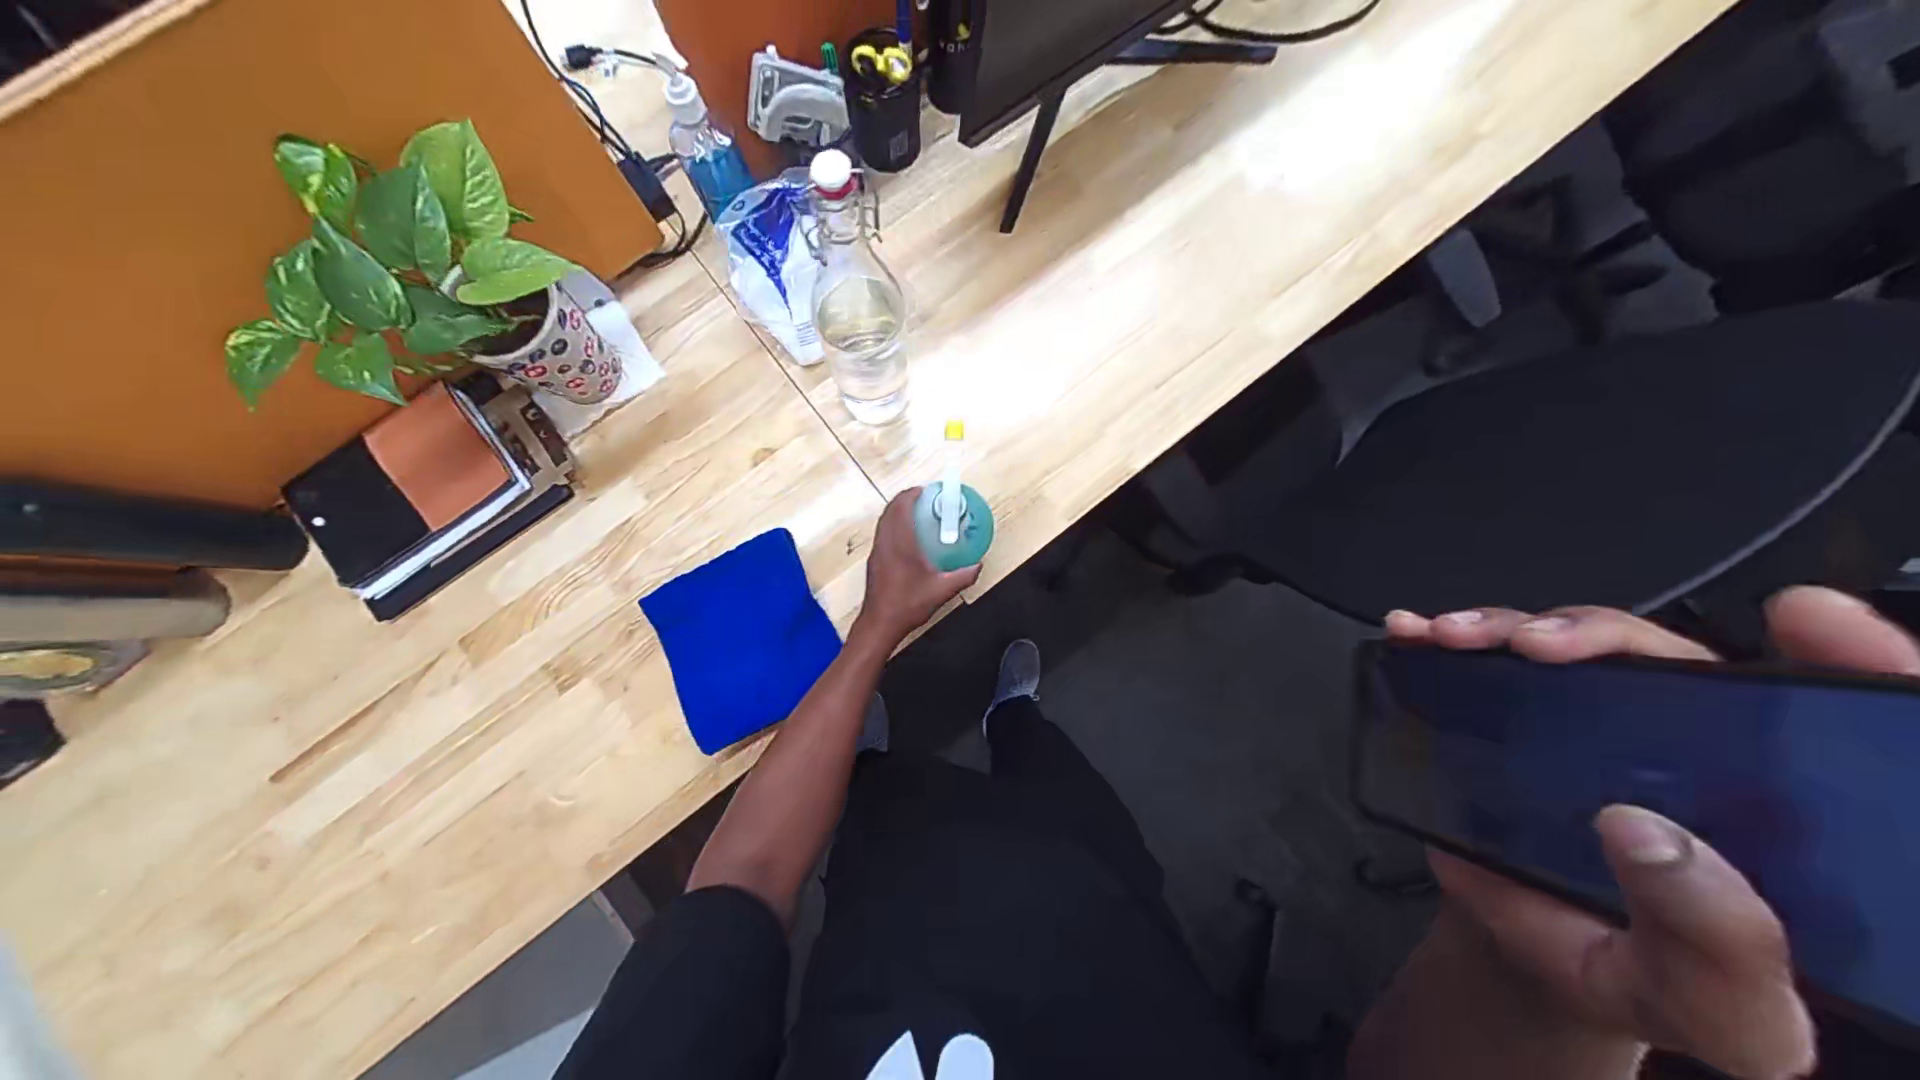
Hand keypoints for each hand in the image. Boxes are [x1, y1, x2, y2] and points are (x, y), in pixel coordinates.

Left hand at [853, 487, 980, 647]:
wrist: (879, 624)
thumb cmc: (908, 605)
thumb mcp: (942, 591)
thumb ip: (963, 576)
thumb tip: (978, 566)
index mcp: (900, 544)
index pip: (901, 508)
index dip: (910, 495)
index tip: (924, 490)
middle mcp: (885, 543)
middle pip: (890, 511)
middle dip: (904, 500)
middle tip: (922, 498)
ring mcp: (877, 552)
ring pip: (883, 522)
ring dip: (896, 512)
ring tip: (915, 513)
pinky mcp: (874, 561)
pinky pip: (882, 533)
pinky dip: (893, 525)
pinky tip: (907, 537)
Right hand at [1385, 588, 1919, 1079]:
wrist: (1523, 952)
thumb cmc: (1639, 983)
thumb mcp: (1713, 1010)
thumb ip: (1716, 948)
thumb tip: (1642, 829)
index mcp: (1786, 812)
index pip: (1847, 723)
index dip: (1853, 660)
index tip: (1804, 616)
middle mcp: (1694, 748)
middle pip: (1664, 654)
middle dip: (1593, 631)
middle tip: (1537, 645)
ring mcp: (1595, 724)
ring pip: (1565, 644)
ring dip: (1504, 625)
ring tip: (1455, 640)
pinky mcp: (1518, 716)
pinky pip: (1489, 657)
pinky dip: (1447, 636)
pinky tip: (1415, 635)